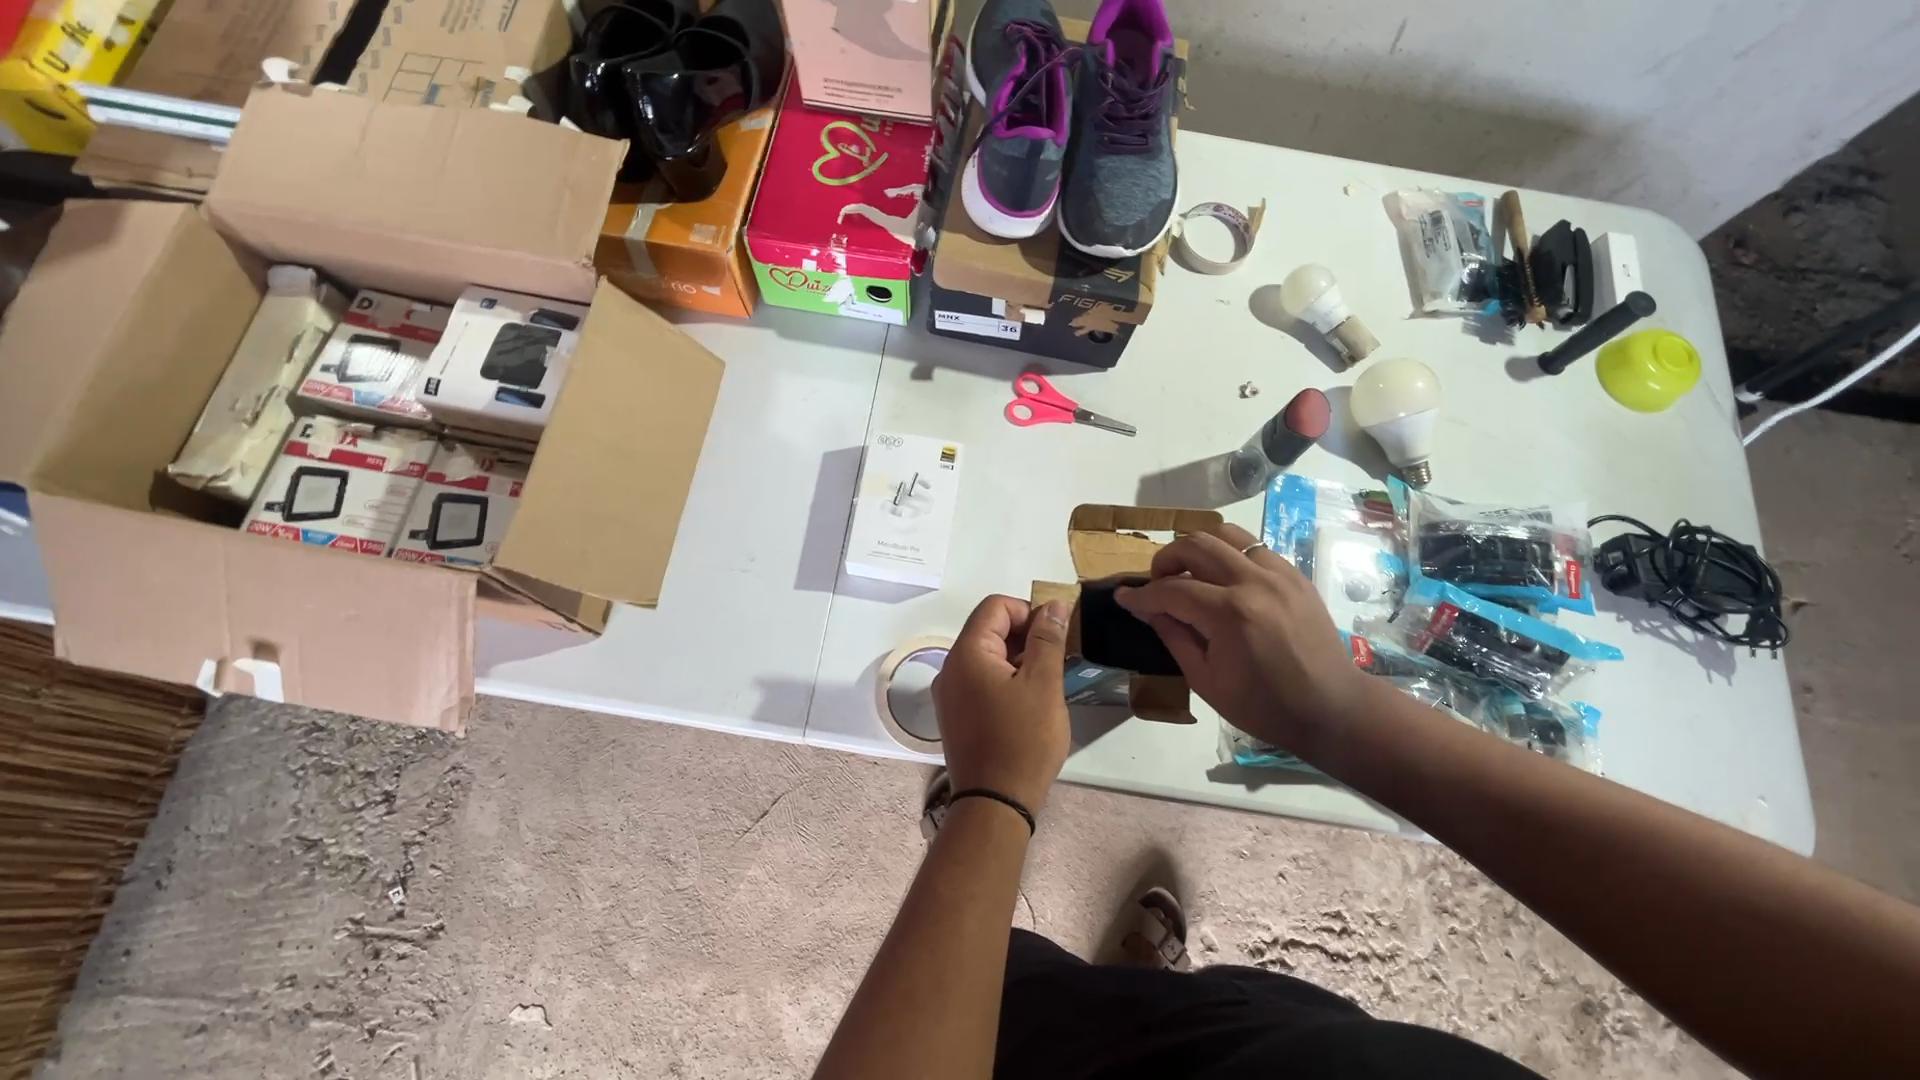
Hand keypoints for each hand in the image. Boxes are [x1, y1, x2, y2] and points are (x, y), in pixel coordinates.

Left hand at [931, 596, 1071, 814]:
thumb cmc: (1023, 740)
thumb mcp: (1043, 684)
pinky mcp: (955, 716)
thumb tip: (1052, 604)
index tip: (1055, 636)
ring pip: (986, 658)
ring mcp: (949, 694)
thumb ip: (1047, 638)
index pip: (995, 607)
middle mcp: (950, 668)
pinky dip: (1005, 681)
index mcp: (966, 654)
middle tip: (1057, 661)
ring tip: (1047, 684)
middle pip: (988, 630)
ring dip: (1017, 660)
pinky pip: (980, 682)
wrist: (995, 803)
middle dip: (1025, 636)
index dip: (1028, 612)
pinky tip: (1028, 704)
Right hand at [1115, 523, 1369, 751]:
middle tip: (1157, 584)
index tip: (1123, 598)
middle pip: (1195, 545)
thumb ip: (1173, 636)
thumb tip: (1145, 609)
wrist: (1333, 708)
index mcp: (1230, 614)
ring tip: (1190, 573)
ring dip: (1198, 548)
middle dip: (1166, 560)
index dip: (1141, 595)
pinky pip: (1254, 547)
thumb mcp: (1206, 680)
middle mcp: (1254, 582)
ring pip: (1226, 534)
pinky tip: (1224, 581)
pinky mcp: (1295, 575)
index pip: (1171, 590)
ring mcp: (1279, 574)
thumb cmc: (1264, 706)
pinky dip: (1230, 556)